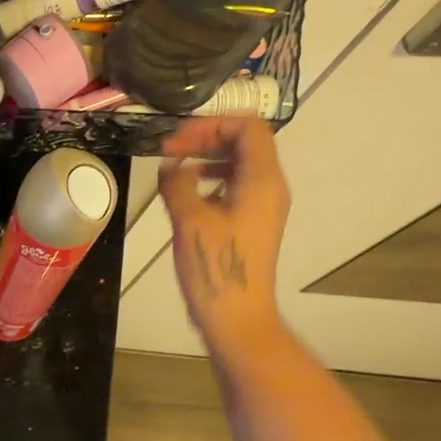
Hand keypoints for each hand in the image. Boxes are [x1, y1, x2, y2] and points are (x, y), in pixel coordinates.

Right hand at [159, 117, 291, 359]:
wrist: (236, 315)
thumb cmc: (215, 267)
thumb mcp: (189, 221)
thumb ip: (179, 184)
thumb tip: (172, 165)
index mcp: (262, 179)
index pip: (248, 128)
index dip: (211, 124)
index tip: (176, 138)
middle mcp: (270, 187)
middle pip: (246, 143)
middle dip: (207, 139)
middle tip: (169, 151)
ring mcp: (263, 207)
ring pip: (241, 166)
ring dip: (208, 159)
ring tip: (175, 171)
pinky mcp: (252, 225)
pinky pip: (236, 188)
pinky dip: (211, 181)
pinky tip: (186, 198)